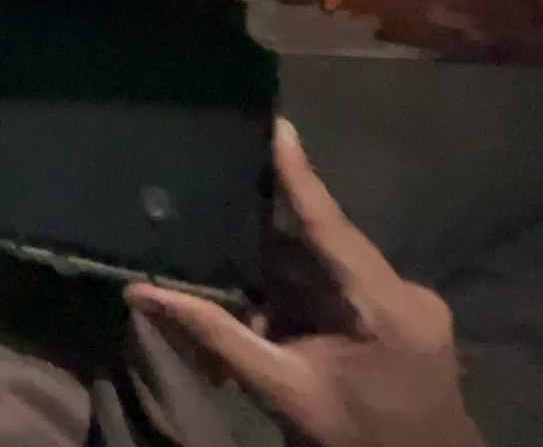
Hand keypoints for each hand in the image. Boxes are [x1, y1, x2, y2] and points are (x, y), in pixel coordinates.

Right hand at [127, 119, 482, 446]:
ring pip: (317, 266)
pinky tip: (260, 305)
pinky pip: (328, 285)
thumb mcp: (279, 386)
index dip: (298, 174)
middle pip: (314, 246)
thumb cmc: (355, 434)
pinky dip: (289, 291)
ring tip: (217, 263)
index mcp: (386, 307)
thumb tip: (136, 289)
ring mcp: (406, 304)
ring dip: (271, 274)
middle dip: (256, 242)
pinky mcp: (398, 316)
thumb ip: (211, 332)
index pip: (329, 225)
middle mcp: (403, 294)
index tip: (278, 125)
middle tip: (201, 206)